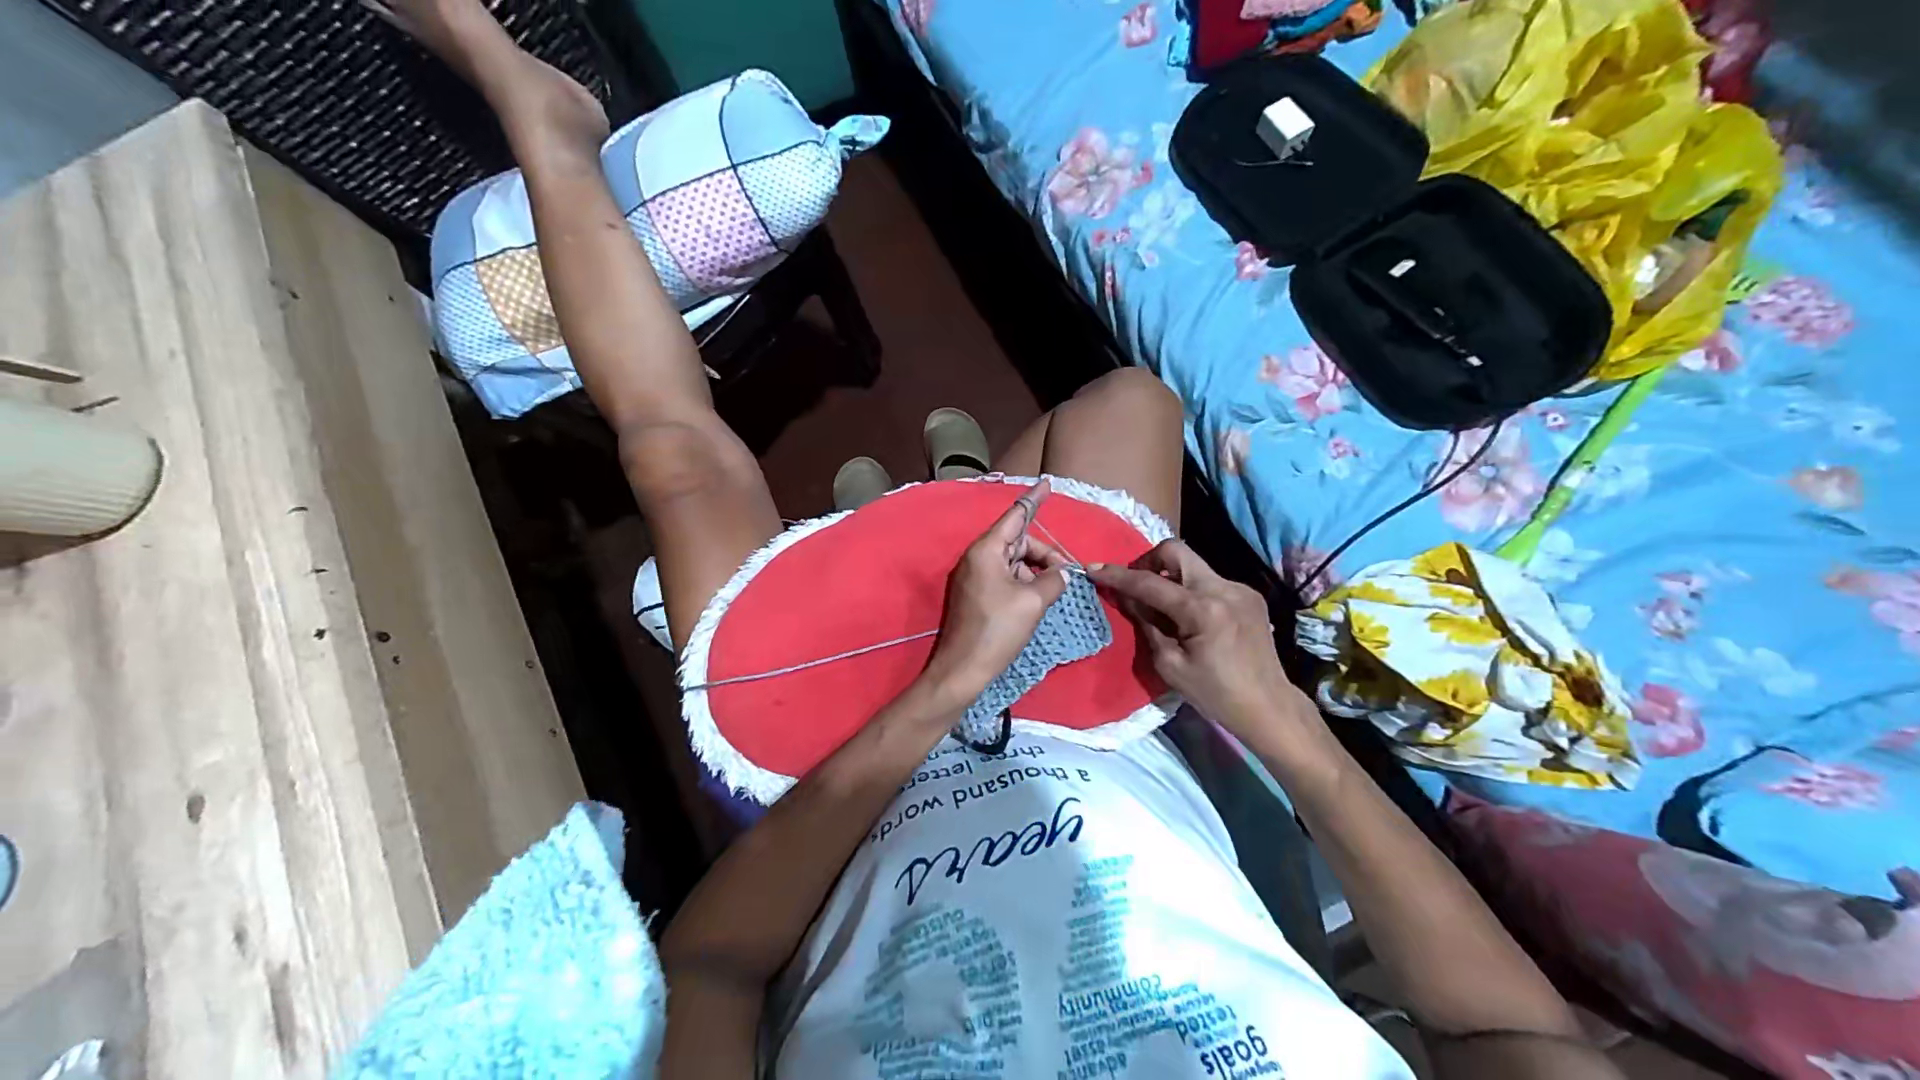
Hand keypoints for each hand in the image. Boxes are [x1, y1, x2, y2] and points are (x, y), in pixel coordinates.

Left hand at [924, 480, 1069, 703]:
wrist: (964, 668)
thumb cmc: (997, 629)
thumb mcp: (1033, 602)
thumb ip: (1053, 580)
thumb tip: (1060, 575)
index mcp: (987, 550)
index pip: (1016, 515)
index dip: (1034, 499)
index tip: (1047, 482)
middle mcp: (978, 557)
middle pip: (1018, 541)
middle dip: (1044, 552)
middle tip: (1067, 573)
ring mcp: (975, 577)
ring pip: (1014, 561)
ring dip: (1036, 571)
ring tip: (1055, 590)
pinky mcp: (977, 595)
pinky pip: (1006, 577)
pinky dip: (1025, 583)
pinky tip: (1040, 597)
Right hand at [1088, 540, 1319, 745]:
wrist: (1268, 707)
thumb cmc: (1215, 694)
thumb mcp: (1169, 665)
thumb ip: (1146, 623)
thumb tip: (1127, 597)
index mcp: (1203, 610)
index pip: (1150, 582)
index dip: (1118, 575)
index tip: (1093, 569)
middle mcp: (1223, 588)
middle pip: (1175, 551)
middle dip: (1148, 561)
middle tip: (1136, 585)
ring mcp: (1240, 588)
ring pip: (1192, 564)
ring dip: (1170, 576)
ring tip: (1161, 605)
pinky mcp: (1248, 595)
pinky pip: (1209, 580)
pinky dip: (1190, 589)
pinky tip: (1189, 617)